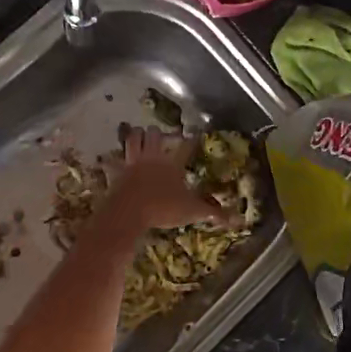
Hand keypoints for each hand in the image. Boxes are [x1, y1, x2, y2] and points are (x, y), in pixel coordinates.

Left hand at [103, 127, 226, 231]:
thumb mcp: (191, 211)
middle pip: (154, 134)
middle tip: (163, 136)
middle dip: (158, 132)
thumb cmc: (162, 208)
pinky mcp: (117, 172)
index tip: (196, 133)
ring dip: (137, 136)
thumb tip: (236, 219)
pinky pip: (115, 159)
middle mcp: (152, 158)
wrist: (128, 212)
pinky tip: (114, 158)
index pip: (185, 146)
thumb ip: (212, 213)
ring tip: (140, 136)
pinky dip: (115, 157)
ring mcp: (132, 163)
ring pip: (133, 138)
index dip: (192, 139)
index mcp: (172, 164)